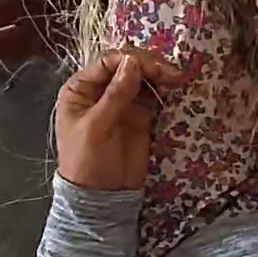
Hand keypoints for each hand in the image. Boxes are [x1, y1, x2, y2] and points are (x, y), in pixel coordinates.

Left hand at [55, 48, 183, 190]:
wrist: (101, 196)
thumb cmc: (86, 160)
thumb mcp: (96, 127)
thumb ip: (115, 95)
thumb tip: (133, 62)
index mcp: (80, 89)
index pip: (108, 62)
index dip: (131, 60)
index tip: (153, 68)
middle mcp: (100, 90)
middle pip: (127, 66)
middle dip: (149, 66)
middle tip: (171, 75)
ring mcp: (121, 102)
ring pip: (142, 78)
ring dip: (159, 75)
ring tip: (177, 79)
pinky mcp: (138, 115)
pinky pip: (152, 95)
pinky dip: (163, 89)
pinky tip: (174, 88)